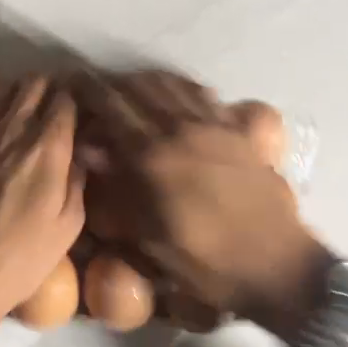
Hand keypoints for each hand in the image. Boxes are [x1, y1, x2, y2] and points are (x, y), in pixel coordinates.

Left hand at [0, 73, 86, 325]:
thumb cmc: (19, 258)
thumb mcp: (67, 228)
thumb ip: (77, 181)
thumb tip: (79, 154)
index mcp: (49, 147)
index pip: (67, 98)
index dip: (77, 98)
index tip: (83, 108)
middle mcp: (15, 128)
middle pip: (35, 82)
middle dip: (50, 86)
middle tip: (57, 105)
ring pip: (3, 85)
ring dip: (19, 87)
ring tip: (27, 103)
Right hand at [72, 70, 332, 333]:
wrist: (276, 265)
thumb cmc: (207, 262)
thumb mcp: (151, 237)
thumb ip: (118, 190)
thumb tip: (90, 149)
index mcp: (154, 155)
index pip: (112, 106)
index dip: (88, 90)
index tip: (70, 83)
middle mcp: (180, 128)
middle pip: (138, 87)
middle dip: (112, 83)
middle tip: (96, 89)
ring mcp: (211, 124)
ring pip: (169, 84)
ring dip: (143, 81)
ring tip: (129, 88)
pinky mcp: (235, 129)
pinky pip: (201, 93)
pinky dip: (178, 86)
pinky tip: (173, 95)